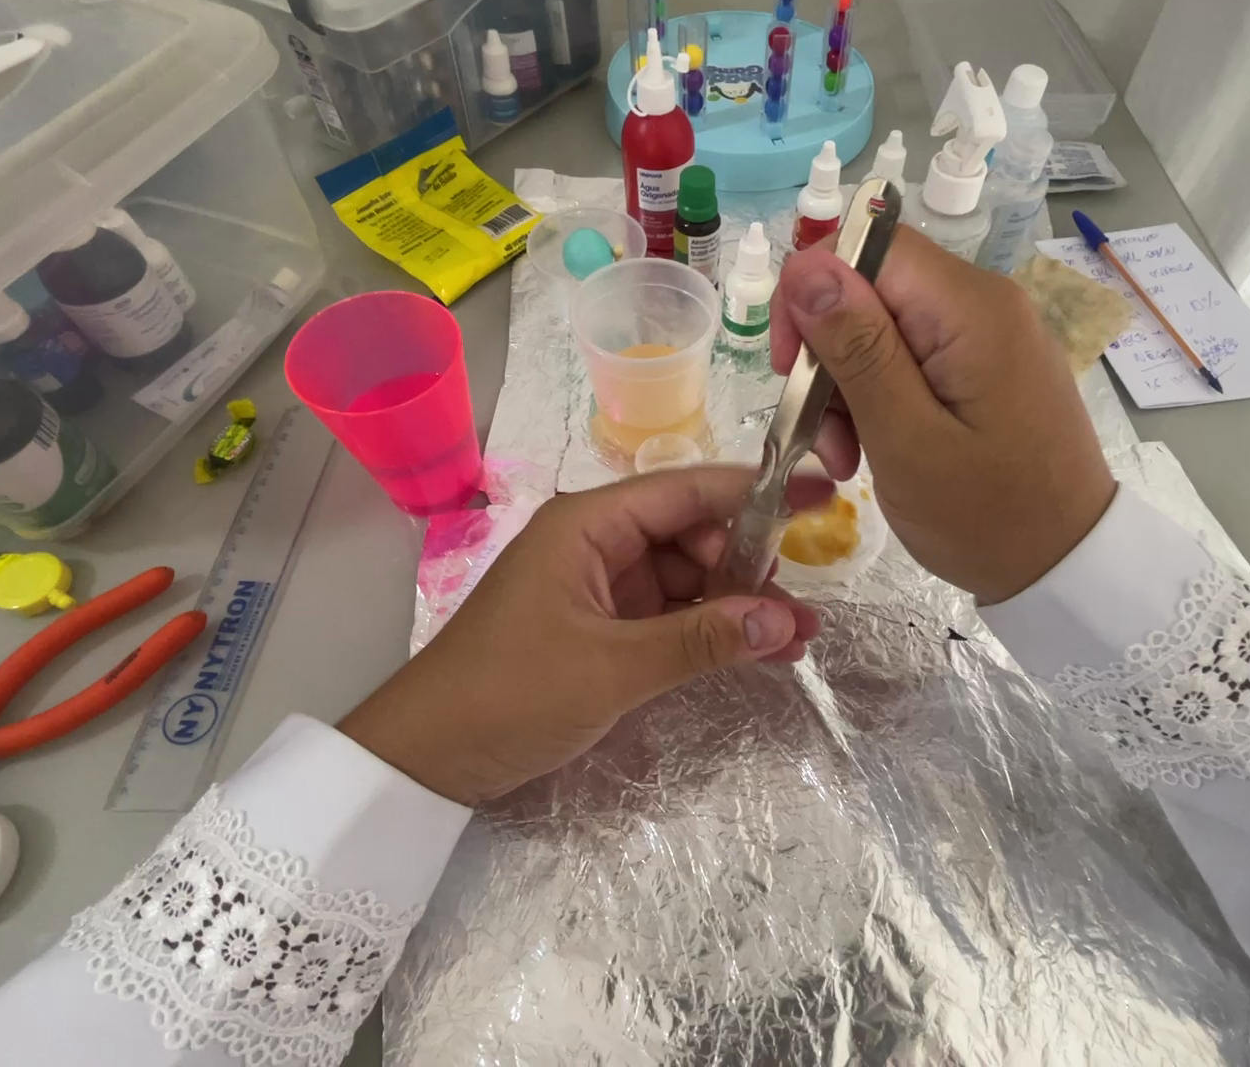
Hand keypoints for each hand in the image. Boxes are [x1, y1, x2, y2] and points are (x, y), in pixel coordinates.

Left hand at [338, 467, 829, 804]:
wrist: (429, 758)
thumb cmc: (509, 693)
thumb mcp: (612, 667)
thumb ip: (701, 639)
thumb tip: (786, 619)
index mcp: (589, 524)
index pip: (686, 491)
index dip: (756, 491)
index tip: (821, 493)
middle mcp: (598, 543)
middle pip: (693, 535)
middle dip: (751, 567)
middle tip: (801, 607)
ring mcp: (601, 587)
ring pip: (687, 580)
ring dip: (738, 606)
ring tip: (798, 637)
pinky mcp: (602, 627)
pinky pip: (669, 616)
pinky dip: (708, 632)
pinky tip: (758, 650)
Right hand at [771, 225, 1114, 603]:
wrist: (1064, 564)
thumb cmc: (984, 517)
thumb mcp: (905, 439)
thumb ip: (857, 349)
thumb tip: (806, 267)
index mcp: (969, 308)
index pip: (866, 247)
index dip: (811, 295)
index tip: (790, 369)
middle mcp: (981, 302)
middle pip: (869, 290)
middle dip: (827, 356)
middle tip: (821, 433)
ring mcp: (985, 335)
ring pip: (879, 330)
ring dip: (846, 390)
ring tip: (848, 458)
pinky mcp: (982, 366)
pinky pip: (907, 360)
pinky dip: (876, 401)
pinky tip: (872, 451)